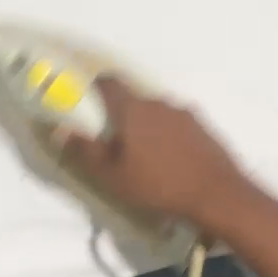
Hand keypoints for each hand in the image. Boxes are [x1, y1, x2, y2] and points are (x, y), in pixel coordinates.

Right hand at [57, 78, 256, 226]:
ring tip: (146, 157)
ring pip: (158, 113)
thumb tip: (59, 129)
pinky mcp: (205, 128)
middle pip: (135, 99)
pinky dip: (169, 138)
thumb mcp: (112, 175)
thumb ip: (85, 151)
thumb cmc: (158, 185)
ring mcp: (186, 114)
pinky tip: (171, 163)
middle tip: (116, 142)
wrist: (218, 195)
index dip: (97, 85)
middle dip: (123, 115)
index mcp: (133, 109)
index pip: (111, 81)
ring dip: (148, 128)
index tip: (89, 98)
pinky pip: (178, 126)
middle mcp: (160, 102)